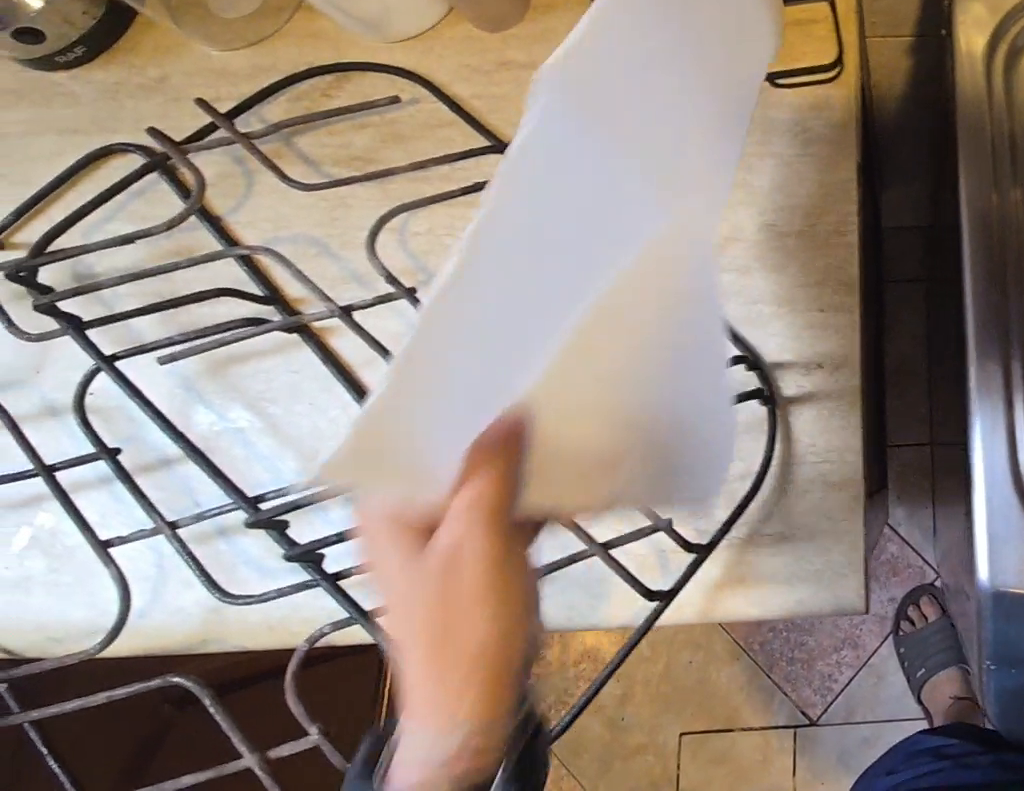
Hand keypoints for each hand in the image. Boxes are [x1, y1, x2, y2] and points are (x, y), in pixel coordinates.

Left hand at [355, 414, 540, 790]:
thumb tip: (511, 412)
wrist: (477, 704)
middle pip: (459, 459)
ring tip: (566, 430)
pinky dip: (539, 500)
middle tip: (543, 396)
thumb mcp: (478, 541)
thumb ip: (490, 473)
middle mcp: (413, 517)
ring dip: (526, 466)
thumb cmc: (467, 625)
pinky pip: (510, 511)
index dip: (456, 408)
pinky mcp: (482, 555)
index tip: (499, 375)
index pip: (417, 441)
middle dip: (502, 432)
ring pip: (489, 483)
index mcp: (389, 511)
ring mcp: (450, 538)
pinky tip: (577, 485)